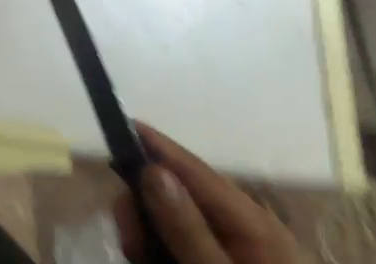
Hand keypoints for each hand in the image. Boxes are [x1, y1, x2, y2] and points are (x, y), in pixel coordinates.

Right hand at [116, 124, 306, 263]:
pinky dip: (163, 245)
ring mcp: (240, 247)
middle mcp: (248, 227)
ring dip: (149, 229)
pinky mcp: (227, 261)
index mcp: (255, 225)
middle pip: (181, 190)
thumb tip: (152, 170)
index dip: (158, 146)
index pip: (196, 170)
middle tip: (128, 244)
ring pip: (177, 214)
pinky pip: (186, 237)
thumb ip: (188, 230)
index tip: (120, 125)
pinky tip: (150, 260)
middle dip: (144, 205)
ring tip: (137, 257)